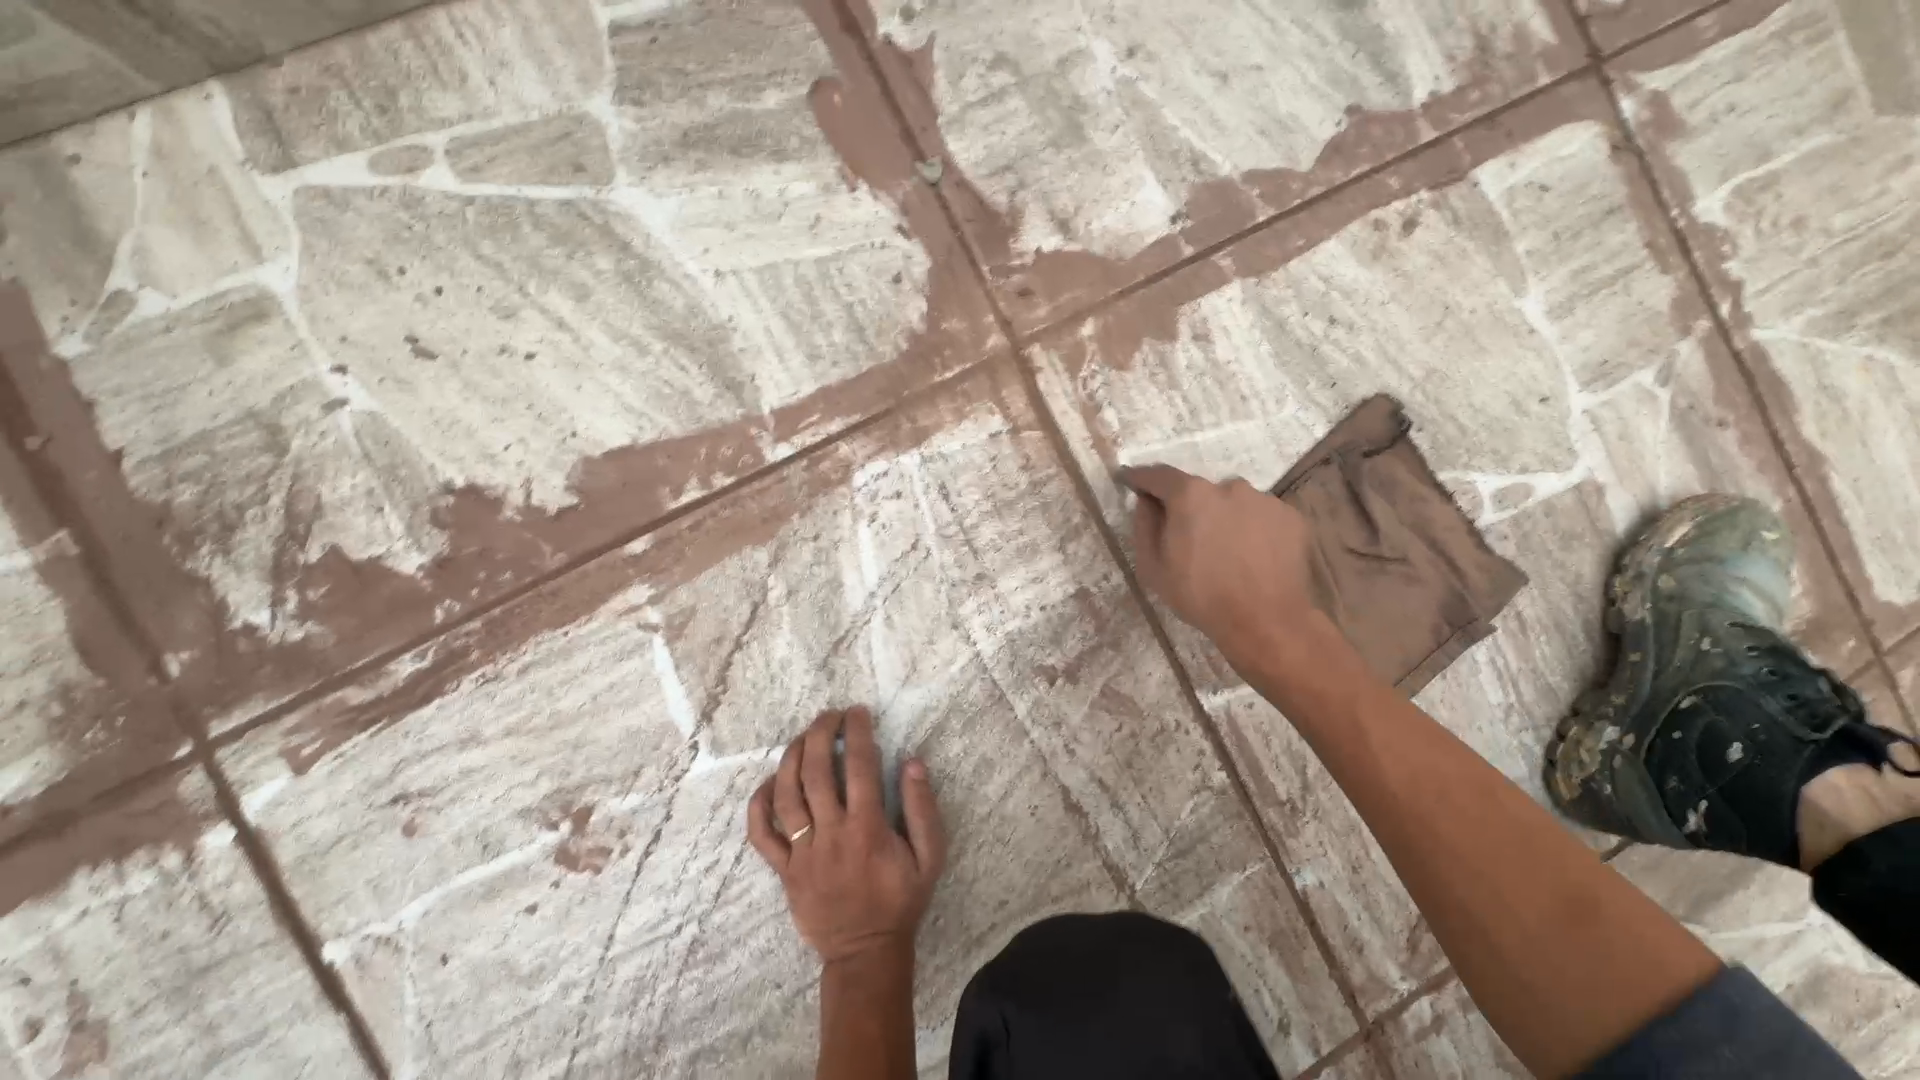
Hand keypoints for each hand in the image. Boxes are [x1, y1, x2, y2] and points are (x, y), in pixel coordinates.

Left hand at [747, 707, 947, 965]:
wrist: (865, 952)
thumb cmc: (900, 901)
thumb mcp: (930, 858)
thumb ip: (922, 809)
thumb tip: (912, 762)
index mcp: (868, 829)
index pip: (859, 766)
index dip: (857, 733)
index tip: (858, 713)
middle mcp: (831, 834)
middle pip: (816, 771)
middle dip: (820, 734)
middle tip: (829, 715)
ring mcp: (802, 852)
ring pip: (786, 794)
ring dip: (791, 758)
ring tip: (802, 737)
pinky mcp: (784, 869)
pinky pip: (761, 834)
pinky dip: (759, 803)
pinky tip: (769, 781)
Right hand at [1121, 464, 1317, 660]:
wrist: (1265, 621)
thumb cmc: (1200, 596)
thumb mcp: (1153, 567)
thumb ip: (1144, 526)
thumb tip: (1146, 502)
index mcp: (1191, 495)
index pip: (1158, 475)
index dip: (1140, 478)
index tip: (1130, 480)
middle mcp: (1229, 486)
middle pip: (1199, 491)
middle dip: (1189, 508)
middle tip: (1188, 539)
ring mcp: (1264, 500)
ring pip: (1233, 503)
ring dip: (1223, 519)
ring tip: (1225, 552)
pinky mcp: (1290, 517)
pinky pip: (1260, 517)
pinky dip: (1251, 530)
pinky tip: (1251, 557)